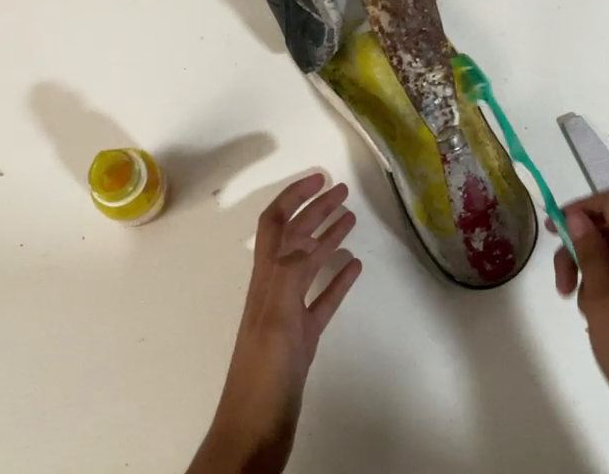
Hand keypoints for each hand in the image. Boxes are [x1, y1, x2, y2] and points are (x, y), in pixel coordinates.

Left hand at [188, 174, 361, 473]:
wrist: (254, 431)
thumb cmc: (263, 374)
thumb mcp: (275, 319)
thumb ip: (289, 275)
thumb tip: (307, 236)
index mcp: (265, 279)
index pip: (276, 223)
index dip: (294, 197)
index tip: (320, 178)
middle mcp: (275, 288)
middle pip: (295, 238)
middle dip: (316, 210)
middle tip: (343, 190)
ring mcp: (289, 314)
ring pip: (310, 264)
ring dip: (328, 238)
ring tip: (351, 219)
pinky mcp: (303, 339)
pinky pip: (322, 299)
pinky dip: (338, 279)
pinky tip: (354, 267)